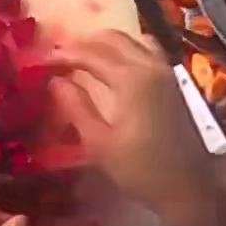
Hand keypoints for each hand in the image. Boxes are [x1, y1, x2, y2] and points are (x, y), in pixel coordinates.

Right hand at [50, 30, 208, 216]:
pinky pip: (145, 49)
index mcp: (131, 80)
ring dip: (103, 43)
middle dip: (81, 44)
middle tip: (56, 57)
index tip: (39, 60)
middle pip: (112, 39)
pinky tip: (111, 64)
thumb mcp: (98, 143)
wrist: (186, 186)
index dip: (62, 55)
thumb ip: (76, 107)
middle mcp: (150, 67)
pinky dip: (124, 48)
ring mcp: (165, 72)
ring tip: (80, 57)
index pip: (90, 55)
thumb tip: (55, 81)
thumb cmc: (138, 169)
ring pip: (131, 40)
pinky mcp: (172, 81)